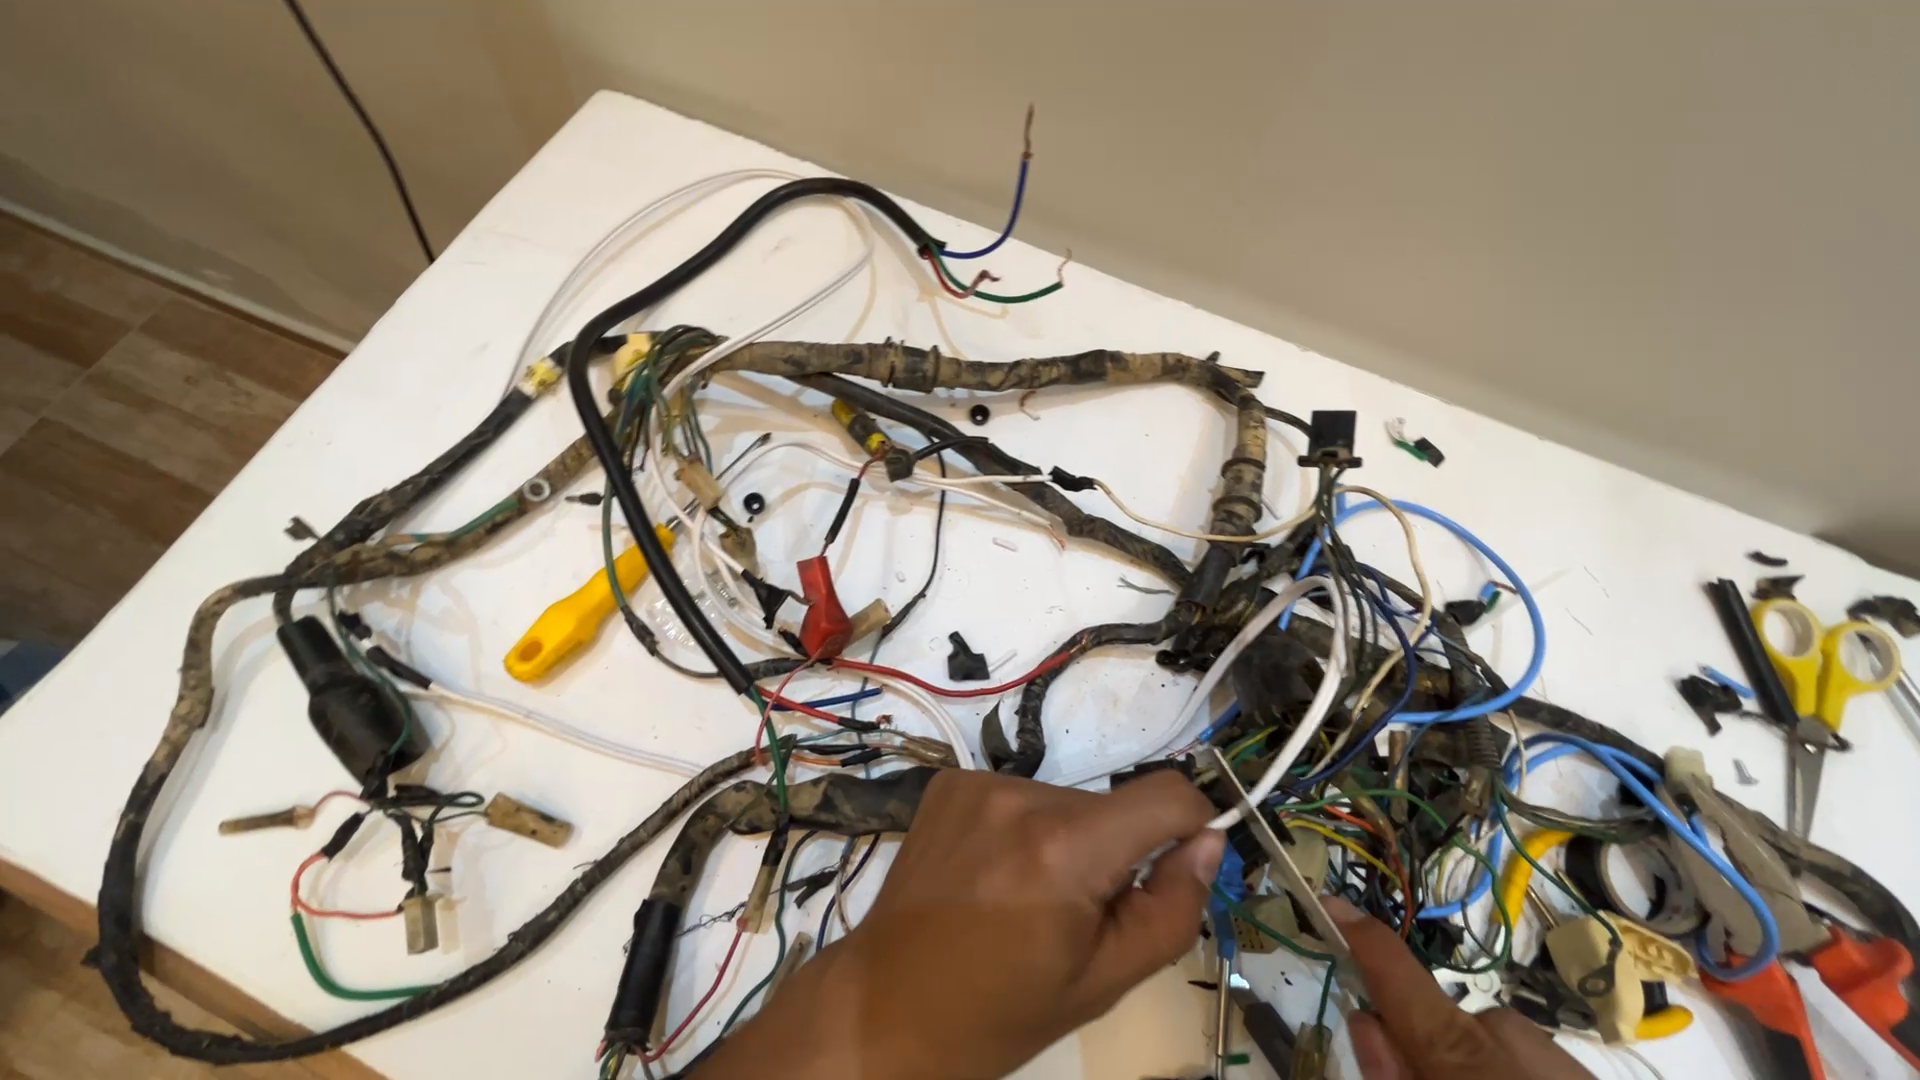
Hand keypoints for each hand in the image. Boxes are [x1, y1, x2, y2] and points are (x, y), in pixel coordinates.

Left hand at [698, 768, 1224, 1078]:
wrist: (889, 1004)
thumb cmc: (1003, 1009)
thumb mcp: (1105, 980)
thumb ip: (1171, 906)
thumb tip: (1208, 838)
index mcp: (1066, 849)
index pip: (1168, 794)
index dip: (1192, 823)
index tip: (1179, 860)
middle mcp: (1021, 796)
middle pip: (1109, 806)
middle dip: (1112, 850)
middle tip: (1074, 912)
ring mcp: (977, 783)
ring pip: (1062, 801)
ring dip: (1063, 840)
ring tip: (1022, 897)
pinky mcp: (949, 783)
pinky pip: (1016, 795)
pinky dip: (1019, 828)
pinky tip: (990, 875)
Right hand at [1325, 896, 1596, 1079]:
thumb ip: (1387, 1071)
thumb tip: (1368, 1019)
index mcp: (1454, 1047)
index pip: (1394, 972)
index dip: (1360, 934)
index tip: (1330, 901)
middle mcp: (1508, 1036)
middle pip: (1452, 1018)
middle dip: (1435, 1042)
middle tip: (1426, 1077)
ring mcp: (1562, 1057)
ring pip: (1501, 1043)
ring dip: (1485, 1067)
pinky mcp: (1588, 1072)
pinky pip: (1541, 1064)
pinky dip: (1522, 1077)